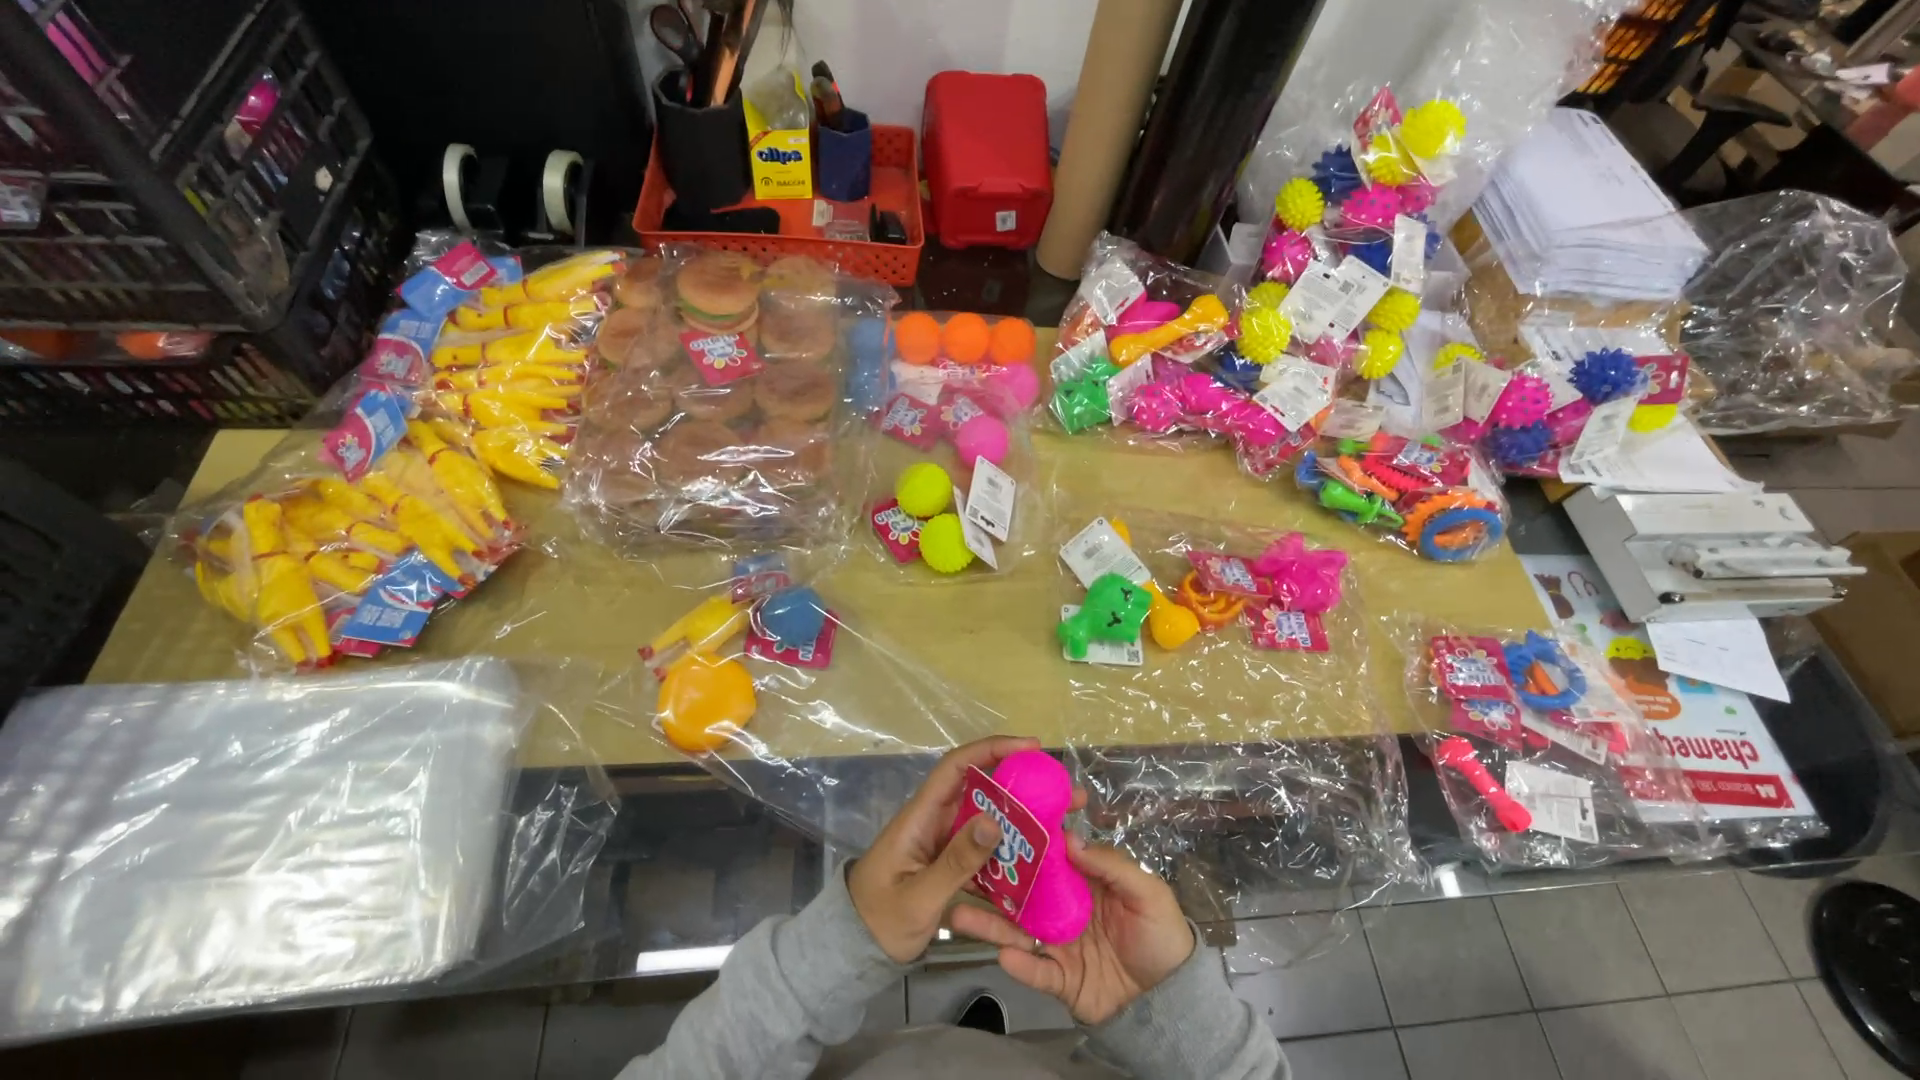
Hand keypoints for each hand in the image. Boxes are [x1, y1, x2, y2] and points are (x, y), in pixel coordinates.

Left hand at [847, 736, 1042, 963]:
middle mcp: (935, 822)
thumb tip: (994, 820)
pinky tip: (1041, 864)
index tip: (1031, 748)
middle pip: (982, 791)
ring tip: (1064, 825)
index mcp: (920, 817)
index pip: (956, 767)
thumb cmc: (878, 920)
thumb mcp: (918, 897)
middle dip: (1023, 786)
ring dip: (1023, 822)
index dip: (992, 750)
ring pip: (989, 821)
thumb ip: (955, 862)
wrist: (854, 951)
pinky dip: (1012, 854)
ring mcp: (944, 843)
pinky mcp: (950, 866)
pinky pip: (986, 851)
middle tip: (1065, 792)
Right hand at [951, 835, 1193, 1025]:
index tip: (993, 823)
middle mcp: (1060, 908)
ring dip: (989, 924)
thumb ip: (1111, 865)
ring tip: (960, 914)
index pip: (1047, 855)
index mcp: (1081, 881)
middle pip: (1020, 892)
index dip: (1023, 839)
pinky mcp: (1060, 980)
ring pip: (1015, 931)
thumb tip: (1069, 838)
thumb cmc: (1162, 934)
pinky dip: (1022, 966)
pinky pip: (1036, 972)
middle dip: (990, 881)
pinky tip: (1006, 957)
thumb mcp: (1147, 892)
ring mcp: (1057, 944)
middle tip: (957, 867)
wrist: (1173, 999)